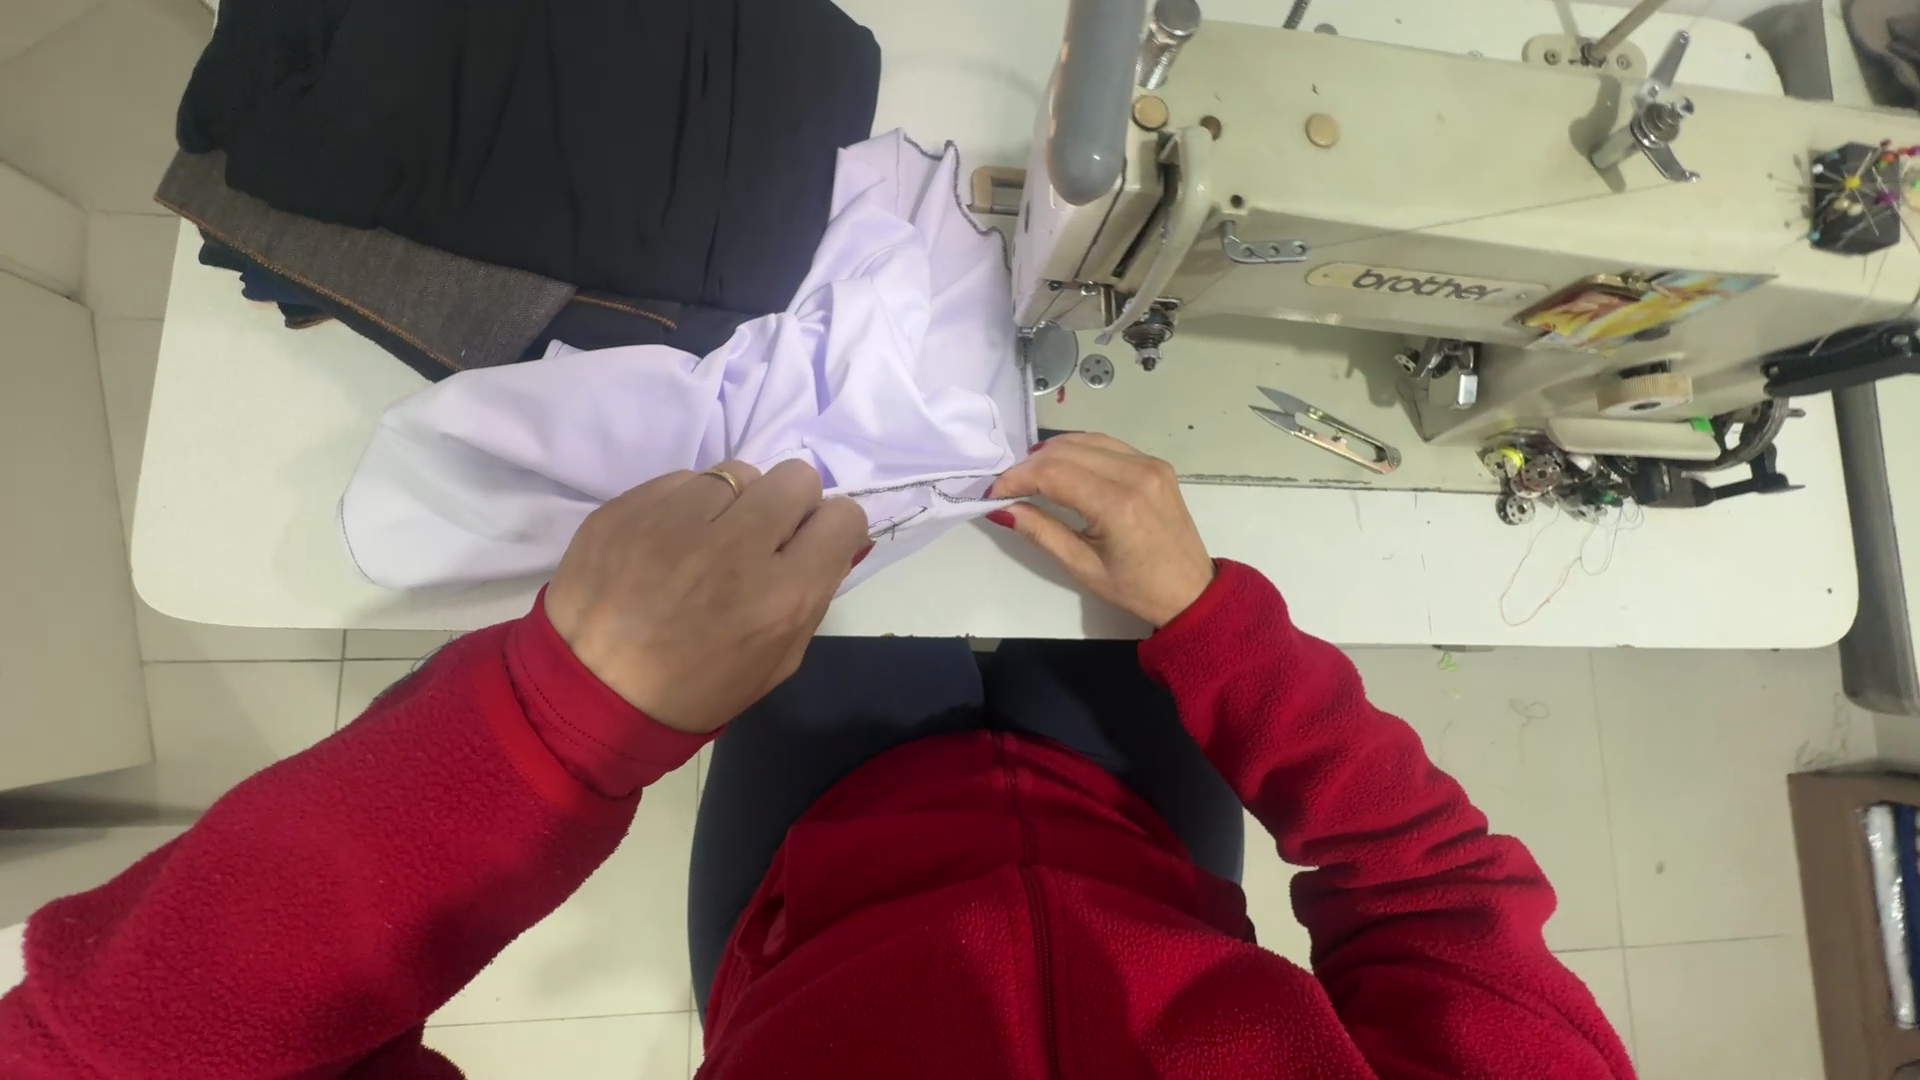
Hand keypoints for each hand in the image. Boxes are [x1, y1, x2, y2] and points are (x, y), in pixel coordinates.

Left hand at [544, 460, 868, 733]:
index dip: (833, 528)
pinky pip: (682, 481)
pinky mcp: (625, 507)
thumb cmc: (698, 688)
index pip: (843, 516)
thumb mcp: (780, 660)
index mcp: (781, 595)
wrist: (588, 694)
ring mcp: (674, 521)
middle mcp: (735, 547)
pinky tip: (666, 544)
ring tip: (706, 541)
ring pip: (738, 471)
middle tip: (764, 536)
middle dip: (790, 504)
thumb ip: (816, 591)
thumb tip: (836, 537)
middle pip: (796, 477)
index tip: (813, 542)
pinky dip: (686, 506)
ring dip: (735, 503)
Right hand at [987, 434, 1213, 626]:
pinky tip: (1061, 465)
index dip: (1017, 478)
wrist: (1190, 590)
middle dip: (1029, 465)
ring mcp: (1149, 464)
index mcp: (1118, 505)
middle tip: (1008, 486)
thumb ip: (1040, 531)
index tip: (994, 493)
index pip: (1053, 473)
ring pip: (1085, 440)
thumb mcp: (1082, 566)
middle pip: (1066, 451)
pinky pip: (1106, 444)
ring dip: (1051, 453)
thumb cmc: (1135, 588)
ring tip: (1028, 475)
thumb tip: (1001, 508)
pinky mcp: (1155, 463)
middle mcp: (1136, 474)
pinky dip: (1078, 450)